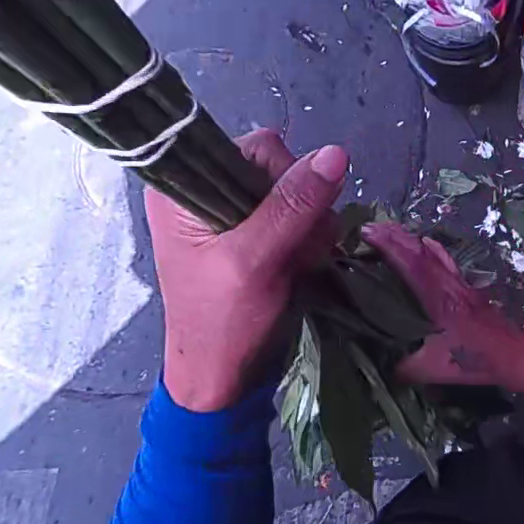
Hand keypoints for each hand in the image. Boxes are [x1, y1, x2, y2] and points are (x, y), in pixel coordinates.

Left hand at [147, 131, 347, 411]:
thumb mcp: (254, 260)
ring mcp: (239, 213)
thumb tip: (337, 154)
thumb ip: (293, 206)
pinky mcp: (261, 233)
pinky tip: (303, 265)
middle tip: (294, 249)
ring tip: (297, 263)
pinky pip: (307, 217)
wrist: (224, 376)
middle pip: (286, 168)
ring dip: (313, 229)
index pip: (258, 147)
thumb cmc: (222, 321)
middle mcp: (211, 190)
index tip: (287, 219)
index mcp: (186, 186)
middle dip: (304, 209)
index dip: (285, 176)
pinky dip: (314, 240)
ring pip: (304, 194)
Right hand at [362, 222, 523, 402]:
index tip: (367, 232)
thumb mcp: (433, 369)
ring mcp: (461, 286)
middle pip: (420, 253)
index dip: (388, 246)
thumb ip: (405, 367)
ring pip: (434, 255)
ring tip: (392, 230)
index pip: (410, 264)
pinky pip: (447, 262)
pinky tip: (428, 243)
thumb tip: (382, 368)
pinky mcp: (469, 291)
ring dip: (411, 241)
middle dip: (395, 237)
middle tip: (371, 226)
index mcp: (438, 300)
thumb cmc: (475, 359)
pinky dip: (433, 250)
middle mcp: (449, 286)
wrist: (515, 355)